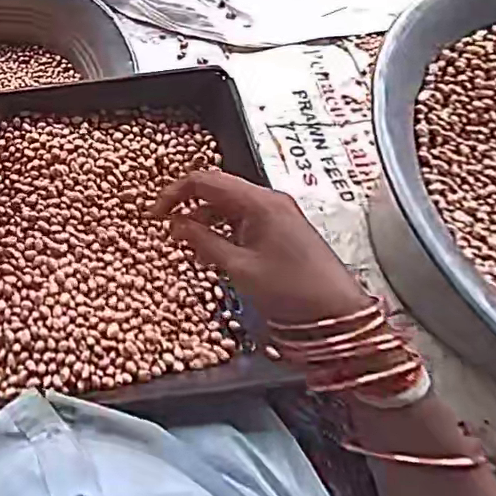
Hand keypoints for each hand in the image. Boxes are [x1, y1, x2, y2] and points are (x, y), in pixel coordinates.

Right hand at [152, 171, 368, 326]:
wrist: (340, 315)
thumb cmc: (291, 290)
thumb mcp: (238, 267)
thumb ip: (202, 241)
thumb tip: (175, 225)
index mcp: (258, 202)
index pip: (204, 180)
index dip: (174, 194)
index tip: (156, 214)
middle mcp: (268, 200)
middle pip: (216, 187)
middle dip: (187, 204)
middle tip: (167, 226)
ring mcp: (276, 213)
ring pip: (227, 203)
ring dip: (203, 218)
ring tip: (188, 242)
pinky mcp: (280, 228)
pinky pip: (241, 217)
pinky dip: (221, 228)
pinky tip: (211, 249)